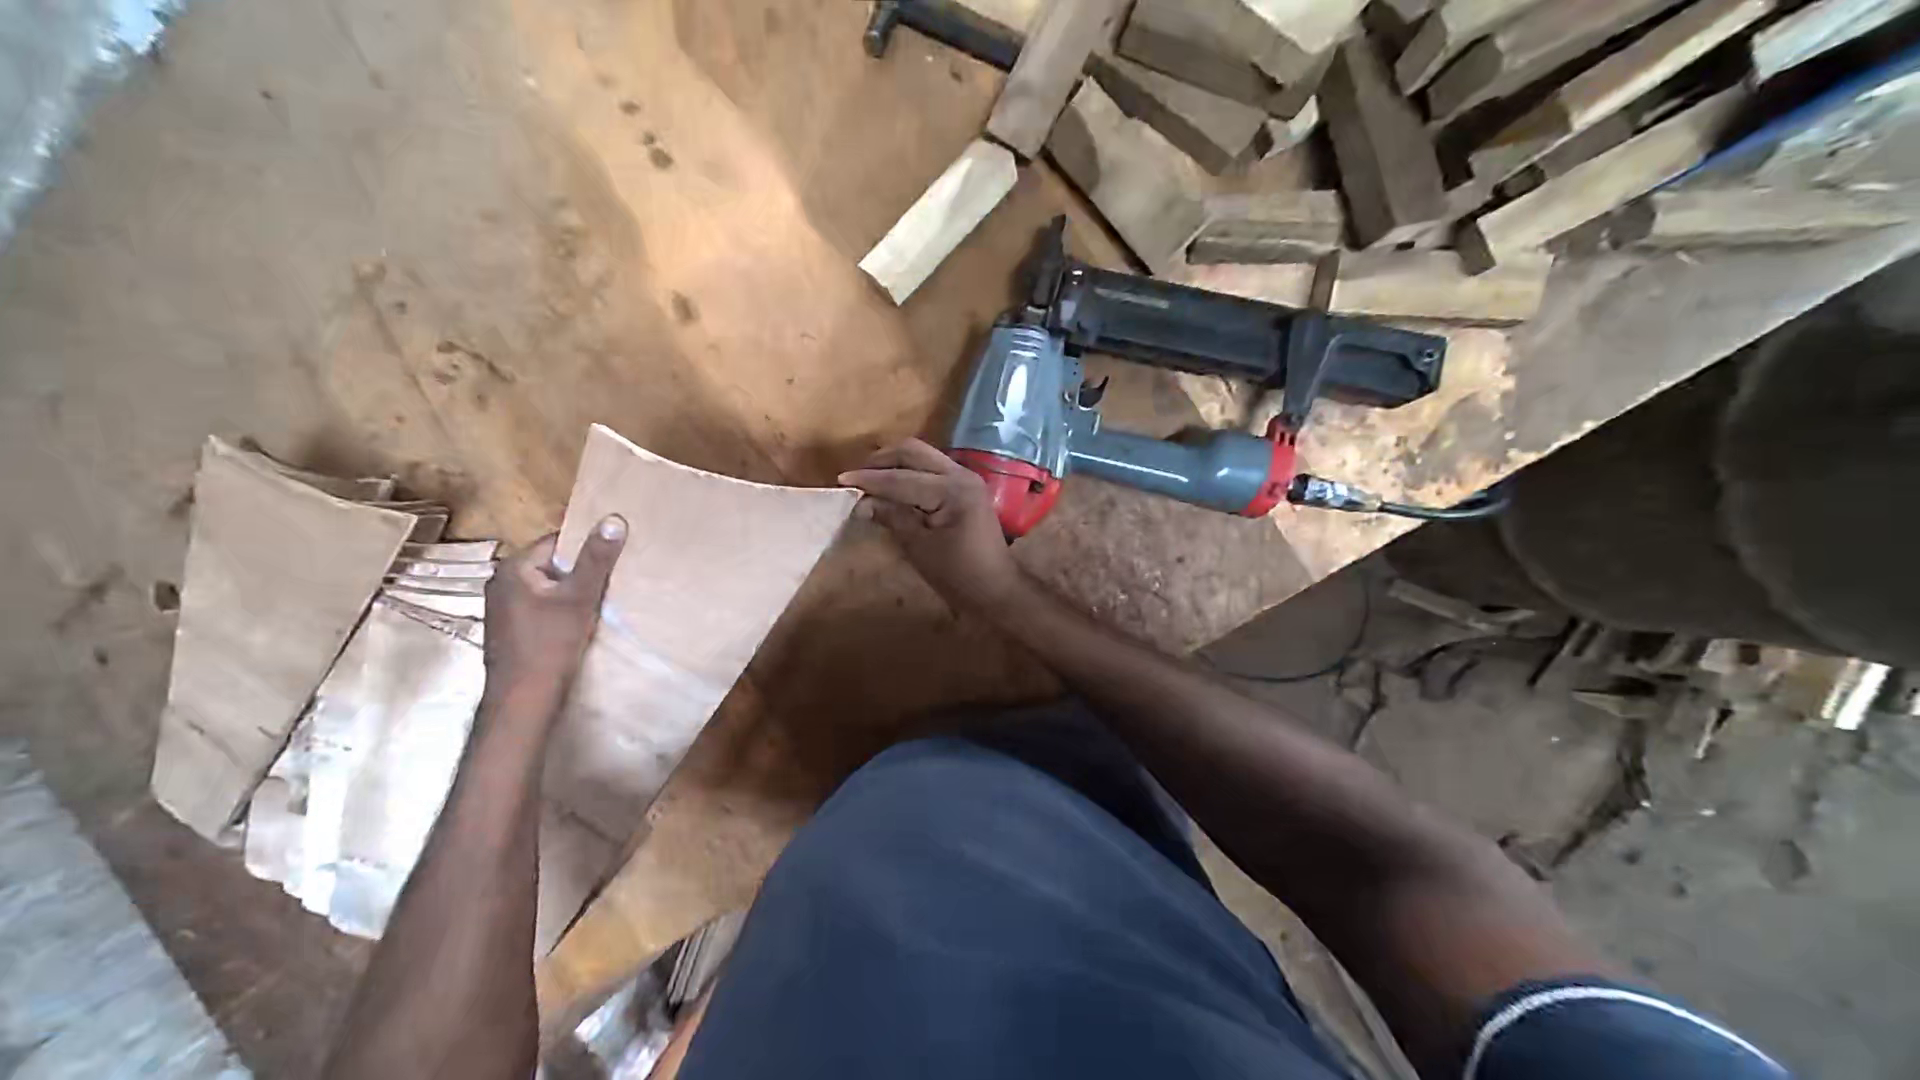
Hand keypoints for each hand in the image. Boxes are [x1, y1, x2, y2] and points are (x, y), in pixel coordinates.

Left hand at [482, 516, 626, 710]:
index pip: (556, 541)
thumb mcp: (580, 597)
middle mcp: (502, 583)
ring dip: (573, 591)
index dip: (586, 547)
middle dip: (582, 570)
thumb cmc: (550, 643)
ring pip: (549, 586)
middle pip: (553, 563)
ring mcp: (504, 607)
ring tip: (601, 599)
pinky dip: (562, 608)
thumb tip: (614, 519)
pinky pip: (543, 606)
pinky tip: (581, 621)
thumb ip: (596, 559)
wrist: (524, 698)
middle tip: (613, 578)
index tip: (613, 556)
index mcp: (513, 568)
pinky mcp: (512, 628)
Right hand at [838, 439, 1022, 614]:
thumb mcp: (920, 547)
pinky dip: (909, 471)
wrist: (996, 588)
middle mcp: (961, 474)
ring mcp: (966, 478)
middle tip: (856, 475)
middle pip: (913, 452)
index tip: (842, 479)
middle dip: (881, 461)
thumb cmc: (958, 574)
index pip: (901, 479)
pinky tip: (892, 485)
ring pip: (923, 455)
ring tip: (869, 478)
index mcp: (952, 490)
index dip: (869, 480)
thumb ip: (893, 517)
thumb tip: (862, 501)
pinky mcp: (965, 486)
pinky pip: (932, 468)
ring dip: (895, 463)